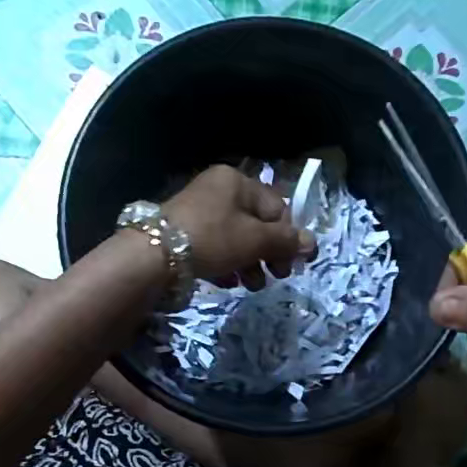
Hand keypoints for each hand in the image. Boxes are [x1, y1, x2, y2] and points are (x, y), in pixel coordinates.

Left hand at [162, 165, 316, 288]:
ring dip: (250, 263)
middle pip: (257, 224)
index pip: (276, 208)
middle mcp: (218, 189)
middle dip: (268, 253)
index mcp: (237, 182)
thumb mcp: (255, 240)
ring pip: (237, 238)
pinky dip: (227, 263)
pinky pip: (216, 246)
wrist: (155, 256)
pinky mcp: (184, 232)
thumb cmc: (213, 239)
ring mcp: (199, 210)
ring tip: (250, 285)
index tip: (293, 263)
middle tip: (276, 276)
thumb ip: (285, 241)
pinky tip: (228, 281)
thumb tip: (312, 243)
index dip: (288, 236)